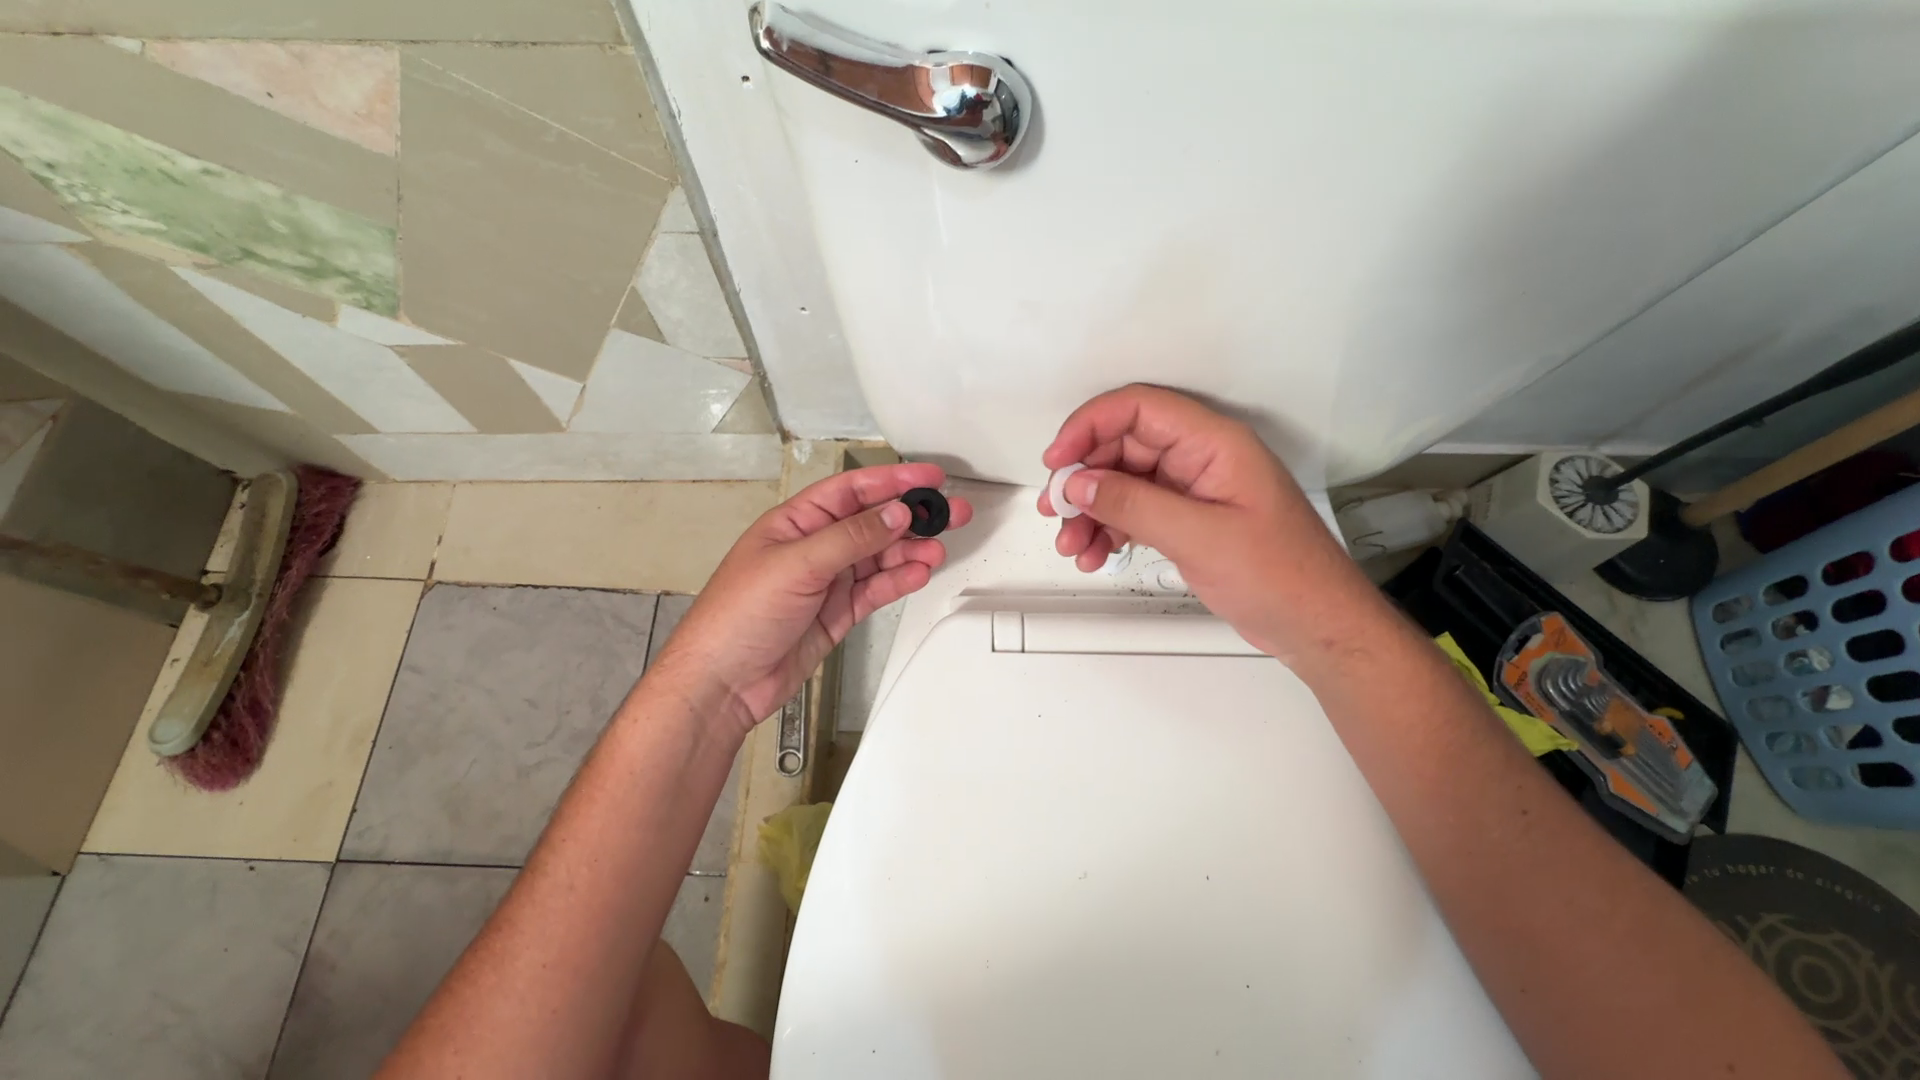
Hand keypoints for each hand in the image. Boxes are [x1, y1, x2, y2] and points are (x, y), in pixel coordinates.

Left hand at [653, 464, 971, 733]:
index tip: (929, 478)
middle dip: (913, 516)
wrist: (725, 680)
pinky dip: (899, 580)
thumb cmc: (737, 615)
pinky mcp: (838, 612)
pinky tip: (918, 573)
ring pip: (880, 557)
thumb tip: (895, 513)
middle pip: (874, 522)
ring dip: (910, 551)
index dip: (893, 480)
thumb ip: (851, 537)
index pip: (853, 490)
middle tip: (951, 513)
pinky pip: (876, 589)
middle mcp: (815, 547)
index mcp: (797, 522)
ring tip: (937, 550)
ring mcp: (828, 580)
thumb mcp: (797, 564)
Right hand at [1038, 384, 1361, 656]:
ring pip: (1123, 481)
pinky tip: (1096, 554)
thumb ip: (1134, 504)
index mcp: (1214, 443)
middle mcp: (1201, 458)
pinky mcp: (1189, 518)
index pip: (1138, 408)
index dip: (1089, 426)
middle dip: (1084, 477)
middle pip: (1123, 445)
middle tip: (1058, 511)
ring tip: (1074, 545)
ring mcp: (1193, 489)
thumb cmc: (1282, 577)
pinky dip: (1110, 528)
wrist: (1315, 624)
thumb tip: (1080, 484)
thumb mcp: (1200, 538)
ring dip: (1092, 510)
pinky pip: (1135, 510)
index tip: (1058, 460)